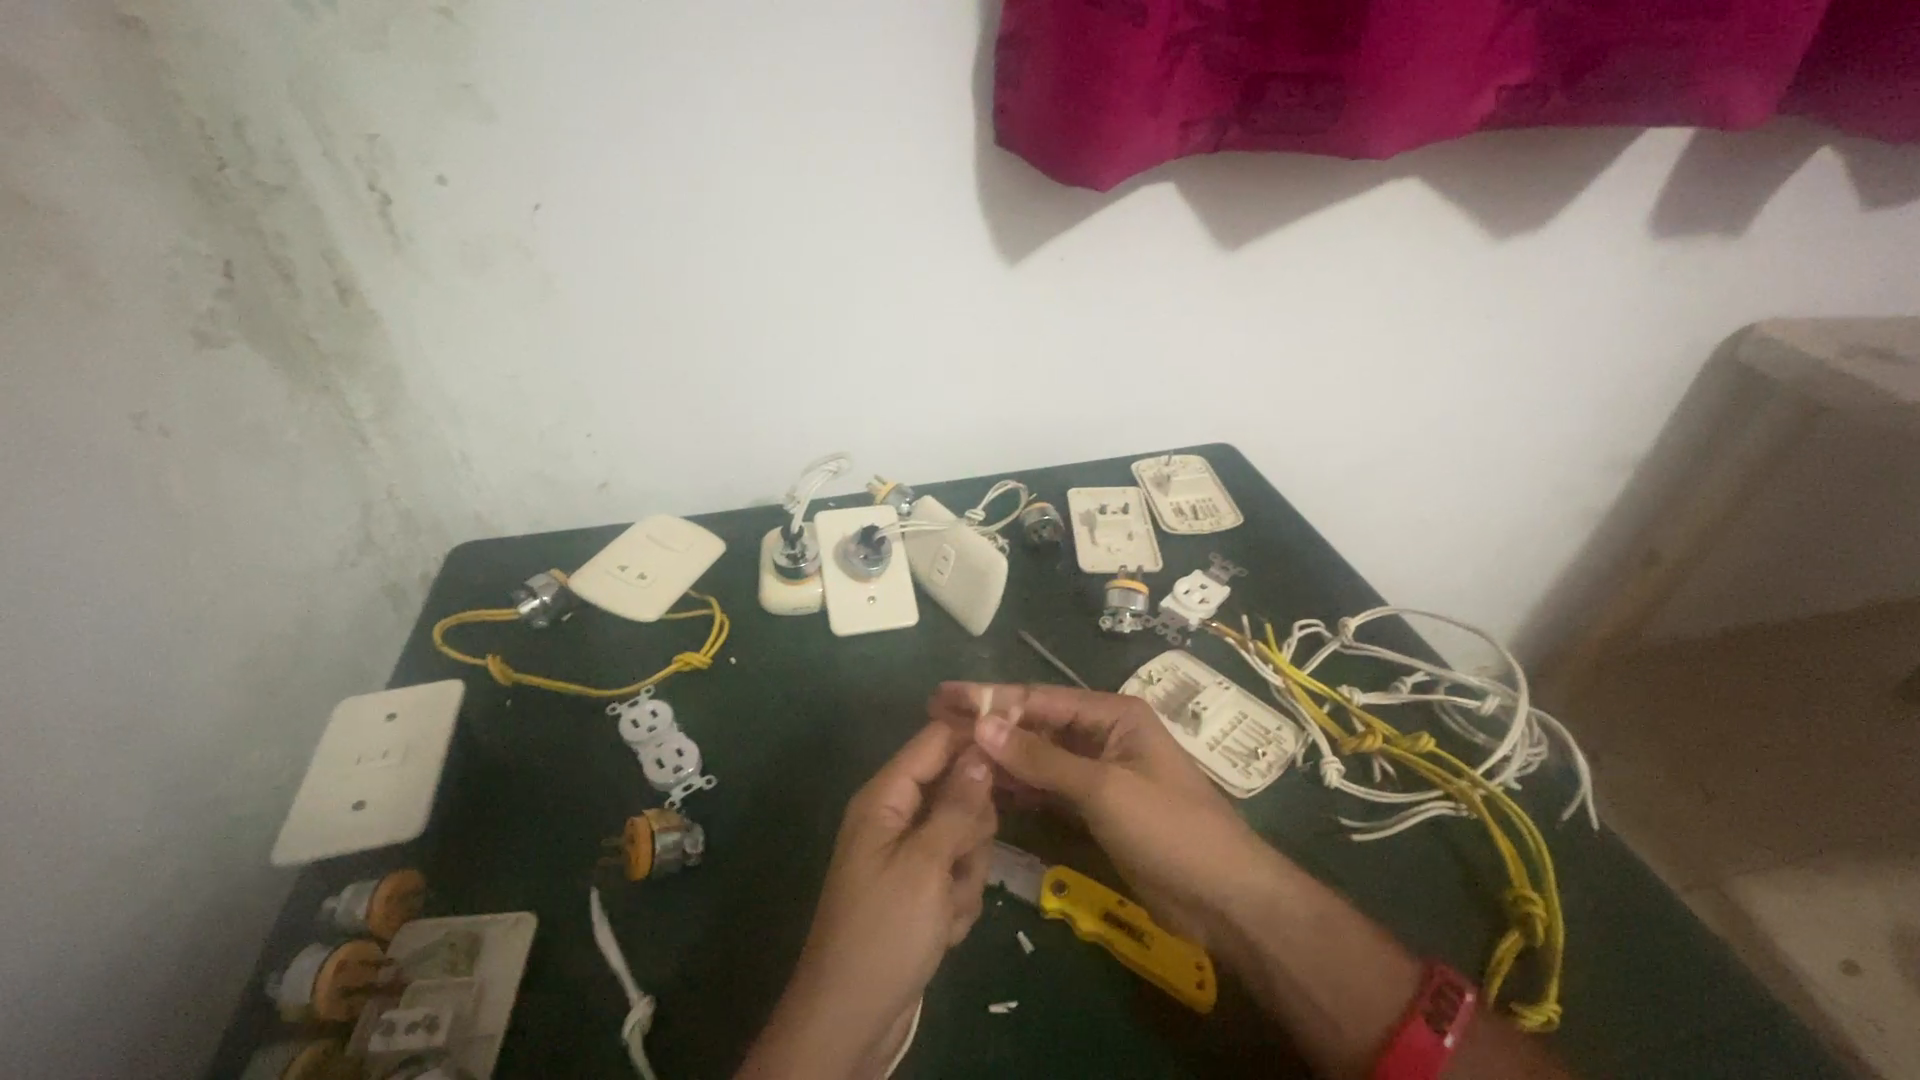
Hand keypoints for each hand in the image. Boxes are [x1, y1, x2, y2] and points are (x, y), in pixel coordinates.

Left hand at [736, 722, 996, 1079]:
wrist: (854, 1017)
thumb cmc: (885, 932)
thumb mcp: (926, 864)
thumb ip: (958, 805)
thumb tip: (981, 749)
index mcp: (885, 800)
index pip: (933, 742)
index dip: (972, 737)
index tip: (1015, 746)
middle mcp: (896, 820)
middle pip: (959, 793)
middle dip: (971, 831)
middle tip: (958, 862)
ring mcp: (910, 858)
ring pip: (966, 839)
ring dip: (966, 874)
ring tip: (945, 908)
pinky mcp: (921, 893)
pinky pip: (958, 877)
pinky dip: (958, 903)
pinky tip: (943, 930)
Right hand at [930, 682, 1272, 947]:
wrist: (1223, 897)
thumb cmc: (1169, 829)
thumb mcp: (1103, 788)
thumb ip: (1041, 758)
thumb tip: (982, 725)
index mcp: (1114, 715)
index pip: (1040, 699)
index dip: (989, 698)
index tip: (942, 696)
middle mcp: (1104, 737)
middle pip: (1036, 725)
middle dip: (988, 724)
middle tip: (934, 723)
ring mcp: (1100, 775)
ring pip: (1039, 759)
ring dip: (998, 757)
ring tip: (948, 754)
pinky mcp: (1097, 811)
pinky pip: (1048, 790)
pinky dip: (1018, 789)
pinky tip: (983, 789)